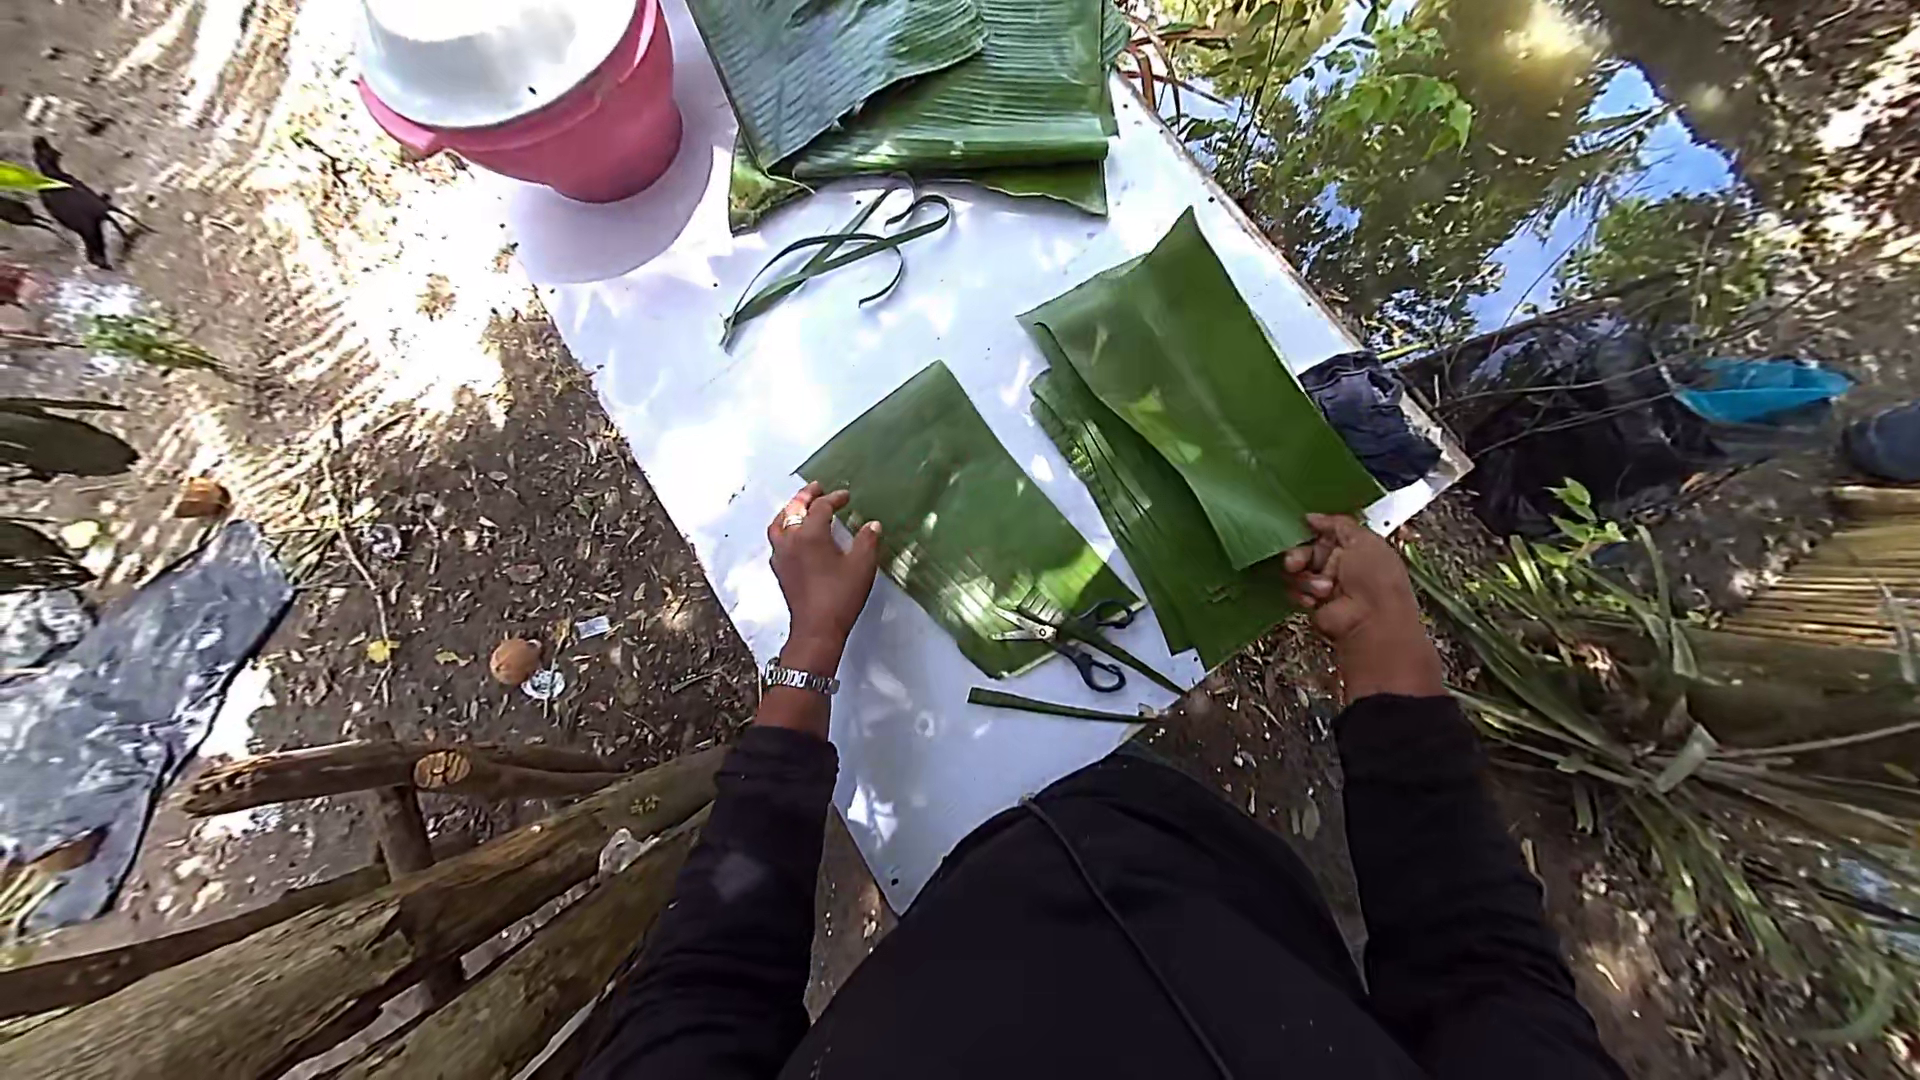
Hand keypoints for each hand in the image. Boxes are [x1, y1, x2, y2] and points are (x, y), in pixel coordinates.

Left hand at [767, 482, 881, 674]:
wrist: (817, 628)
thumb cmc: (841, 595)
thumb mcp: (862, 565)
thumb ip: (867, 540)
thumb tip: (872, 525)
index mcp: (810, 534)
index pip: (821, 507)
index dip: (835, 499)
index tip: (847, 497)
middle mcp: (791, 540)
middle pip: (794, 509)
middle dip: (806, 496)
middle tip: (816, 488)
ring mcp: (781, 555)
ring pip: (779, 524)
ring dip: (790, 511)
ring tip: (800, 507)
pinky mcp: (780, 570)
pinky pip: (777, 540)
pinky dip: (785, 529)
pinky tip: (795, 535)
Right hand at [1282, 513, 1444, 699]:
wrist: (1370, 620)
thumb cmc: (1375, 579)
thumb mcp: (1364, 540)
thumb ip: (1337, 524)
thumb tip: (1311, 516)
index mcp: (1354, 547)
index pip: (1323, 532)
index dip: (1310, 531)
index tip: (1300, 529)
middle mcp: (1338, 564)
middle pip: (1304, 550)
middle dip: (1298, 555)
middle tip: (1296, 563)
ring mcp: (1323, 583)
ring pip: (1296, 571)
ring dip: (1305, 578)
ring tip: (1322, 588)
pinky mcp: (1311, 601)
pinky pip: (1294, 589)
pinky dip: (1302, 593)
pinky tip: (1315, 599)